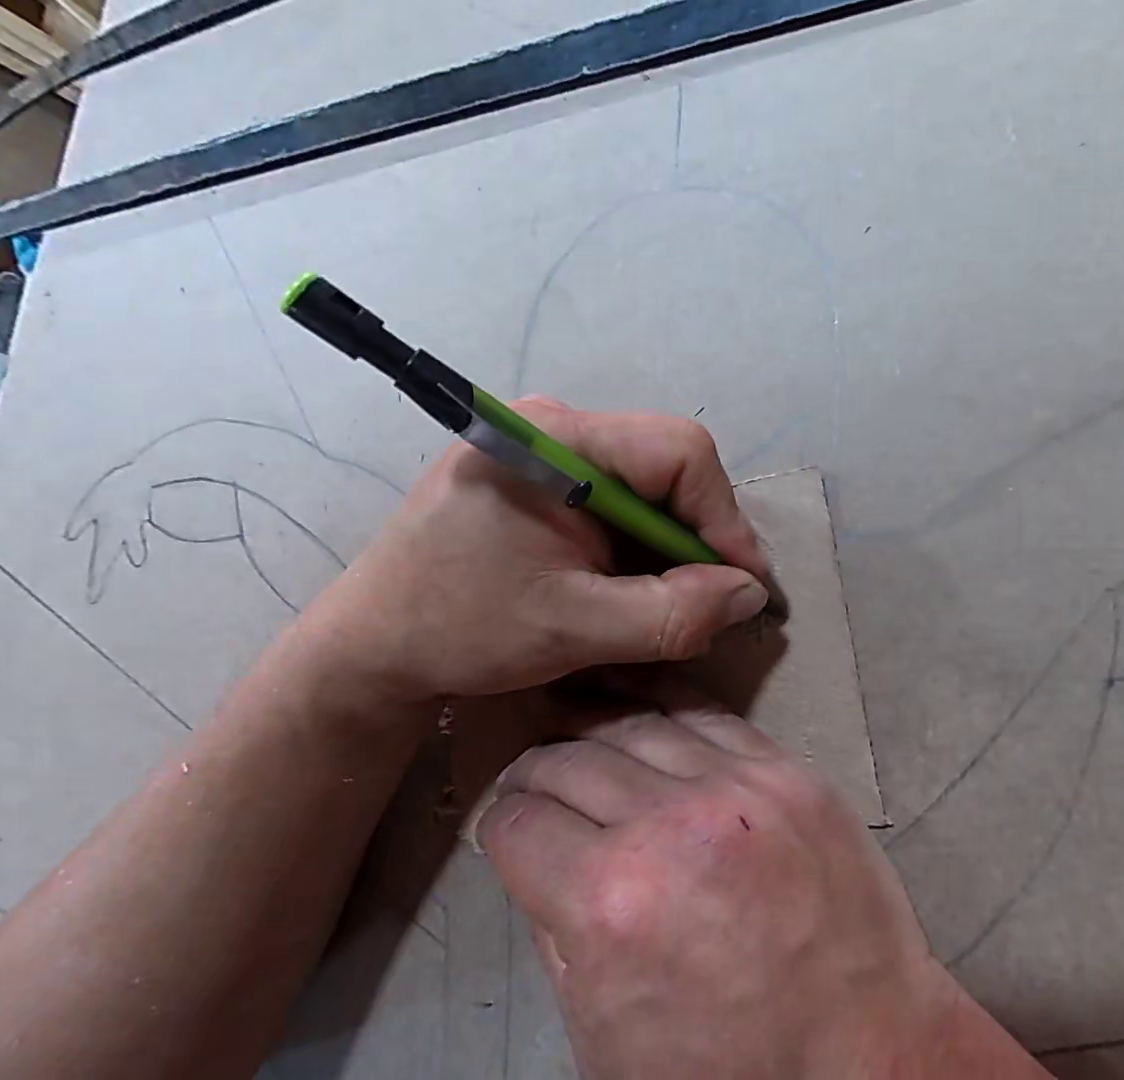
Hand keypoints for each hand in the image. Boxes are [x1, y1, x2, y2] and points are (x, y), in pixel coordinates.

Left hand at [300, 399, 771, 704]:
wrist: (373, 643)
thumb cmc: (459, 629)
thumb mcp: (573, 629)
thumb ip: (671, 614)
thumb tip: (750, 595)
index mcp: (555, 439)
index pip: (679, 452)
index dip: (723, 520)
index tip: (743, 589)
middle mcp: (553, 427)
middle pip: (665, 466)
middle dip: (695, 539)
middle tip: (708, 604)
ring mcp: (541, 450)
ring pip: (643, 487)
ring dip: (666, 549)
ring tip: (666, 605)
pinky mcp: (535, 480)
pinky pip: (612, 502)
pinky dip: (634, 549)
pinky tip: (627, 589)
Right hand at [476, 680, 1052, 1079]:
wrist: (868, 1057)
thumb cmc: (727, 1066)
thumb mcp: (604, 1032)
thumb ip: (555, 928)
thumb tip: (538, 850)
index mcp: (607, 902)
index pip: (516, 823)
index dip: (500, 827)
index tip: (509, 832)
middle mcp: (665, 826)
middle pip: (563, 763)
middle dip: (534, 776)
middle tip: (534, 788)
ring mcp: (732, 788)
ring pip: (626, 725)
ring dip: (589, 734)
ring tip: (577, 743)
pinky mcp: (784, 770)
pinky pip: (700, 712)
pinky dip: (655, 705)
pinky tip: (633, 704)